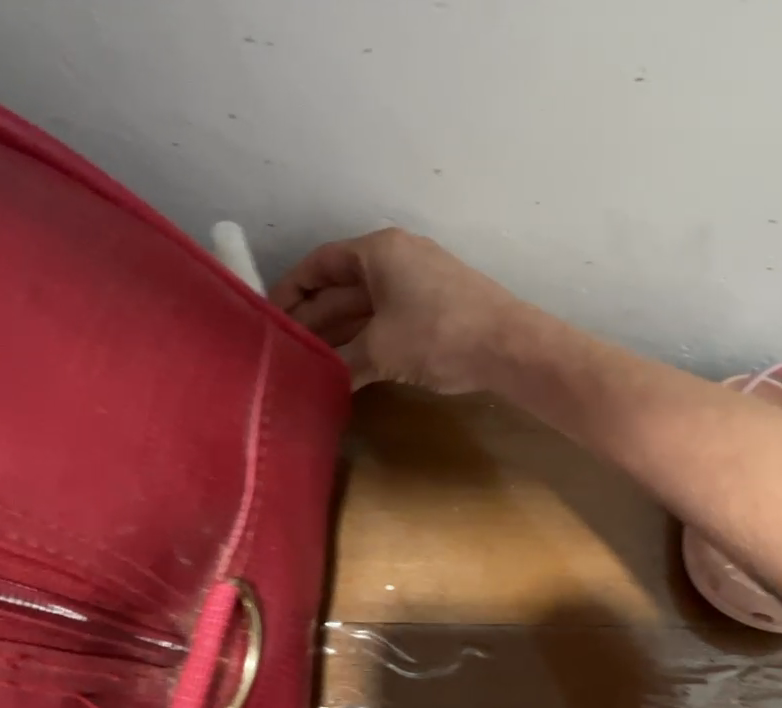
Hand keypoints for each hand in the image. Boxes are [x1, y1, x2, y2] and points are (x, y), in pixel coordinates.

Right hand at [271, 228, 527, 391]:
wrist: (510, 347)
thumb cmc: (439, 335)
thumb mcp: (381, 351)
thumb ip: (342, 363)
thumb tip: (317, 381)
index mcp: (379, 252)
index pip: (320, 264)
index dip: (292, 291)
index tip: (270, 318)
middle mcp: (398, 259)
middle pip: (342, 288)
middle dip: (314, 319)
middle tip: (286, 350)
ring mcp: (420, 283)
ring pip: (366, 308)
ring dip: (339, 334)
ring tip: (309, 363)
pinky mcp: (438, 309)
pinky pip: (389, 321)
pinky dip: (367, 341)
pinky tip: (348, 368)